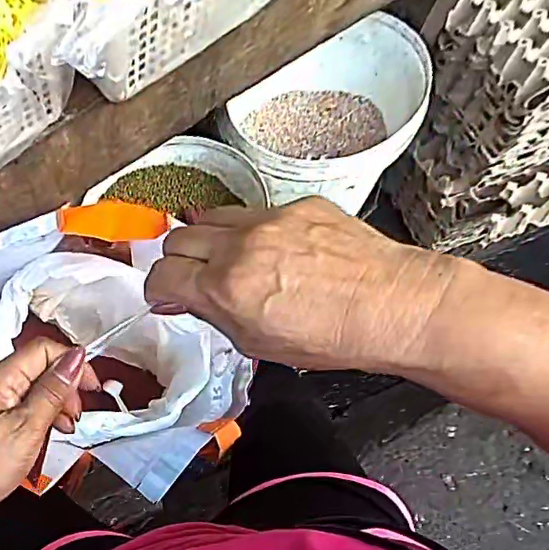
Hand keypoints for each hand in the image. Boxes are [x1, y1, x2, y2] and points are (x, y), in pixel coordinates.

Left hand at [0, 339, 92, 529]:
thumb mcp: (28, 428)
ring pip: (32, 389)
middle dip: (65, 387)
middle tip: (74, 415)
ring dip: (54, 405)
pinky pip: (20, 408)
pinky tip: (45, 435)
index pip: (43, 349)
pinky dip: (39, 418)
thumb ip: (52, 391)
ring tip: (62, 428)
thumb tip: (74, 359)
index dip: (72, 363)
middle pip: (39, 368)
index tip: (90, 386)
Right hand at [145, 198, 470, 373]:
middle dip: (175, 261)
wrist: (392, 306)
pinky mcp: (298, 205)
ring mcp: (270, 220)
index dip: (156, 289)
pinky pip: (253, 211)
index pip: (162, 275)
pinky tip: (267, 249)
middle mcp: (241, 247)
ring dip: (206, 239)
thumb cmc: (331, 334)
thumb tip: (184, 301)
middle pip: (177, 238)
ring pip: (210, 216)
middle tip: (188, 277)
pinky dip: (247, 230)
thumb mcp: (254, 343)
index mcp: (225, 288)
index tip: (164, 295)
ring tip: (222, 258)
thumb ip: (212, 315)